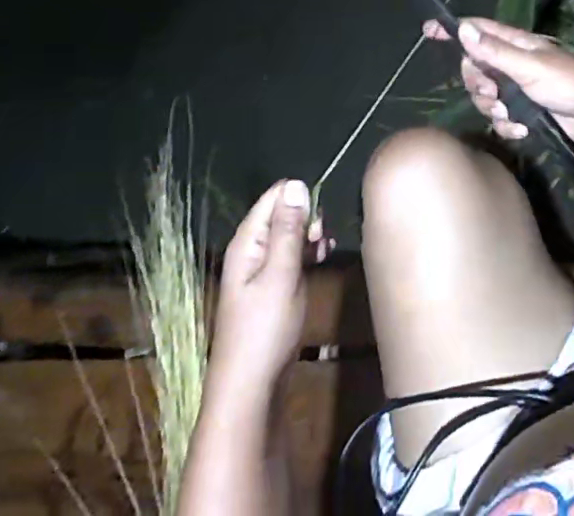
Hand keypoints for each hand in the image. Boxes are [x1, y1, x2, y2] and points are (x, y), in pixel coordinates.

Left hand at [208, 179, 327, 391]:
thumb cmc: (264, 330)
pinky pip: (292, 257)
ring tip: (326, 248)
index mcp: (246, 243)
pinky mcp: (274, 288)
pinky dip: (308, 253)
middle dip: (307, 218)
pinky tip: (323, 258)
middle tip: (323, 239)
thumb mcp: (281, 275)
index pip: (273, 198)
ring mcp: (262, 271)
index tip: (318, 219)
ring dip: (310, 236)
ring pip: (290, 236)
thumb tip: (296, 183)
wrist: (251, 390)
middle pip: (282, 215)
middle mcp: (251, 251)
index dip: (299, 199)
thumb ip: (289, 230)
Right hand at [423, 17, 573, 144]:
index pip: (477, 29)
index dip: (453, 30)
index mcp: (515, 44)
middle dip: (478, 84)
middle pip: (476, 68)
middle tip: (492, 93)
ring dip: (492, 109)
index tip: (428, 31)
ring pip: (486, 96)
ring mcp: (518, 87)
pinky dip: (508, 126)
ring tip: (509, 116)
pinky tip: (522, 130)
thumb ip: (494, 51)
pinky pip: (501, 117)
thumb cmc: (567, 83)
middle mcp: (513, 62)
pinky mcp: (525, 111)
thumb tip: (462, 28)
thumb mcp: (528, 66)